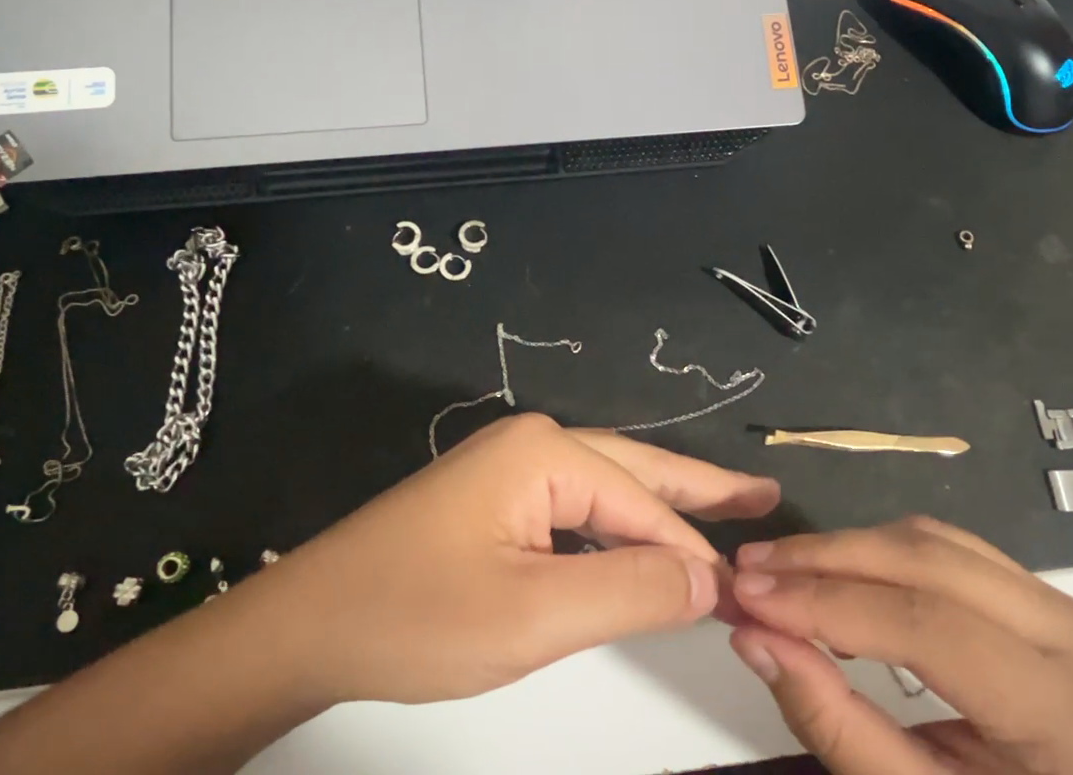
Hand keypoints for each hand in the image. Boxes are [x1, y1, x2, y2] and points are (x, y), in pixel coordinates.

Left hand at [255, 413, 779, 705]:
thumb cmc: (417, 617)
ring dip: (660, 507)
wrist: (308, 626)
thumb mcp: (536, 615)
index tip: (746, 596)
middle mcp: (531, 446)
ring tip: (722, 511)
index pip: (644, 507)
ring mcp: (506, 470)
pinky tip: (637, 541)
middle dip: (700, 487)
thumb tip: (710, 578)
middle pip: (636, 468)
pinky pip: (571, 507)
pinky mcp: (490, 500)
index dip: (696, 556)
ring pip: (604, 486)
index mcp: (545, 454)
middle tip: (765, 495)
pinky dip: (614, 527)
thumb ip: (632, 591)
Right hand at [727, 517, 1072, 774]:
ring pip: (934, 543)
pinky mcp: (1045, 595)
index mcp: (1066, 709)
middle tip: (750, 567)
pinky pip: (948, 550)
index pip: (927, 626)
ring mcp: (1068, 608)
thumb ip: (833, 722)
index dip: (827, 602)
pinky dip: (879, 554)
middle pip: (929, 564)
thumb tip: (751, 636)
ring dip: (847, 549)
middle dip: (826, 558)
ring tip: (778, 568)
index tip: (747, 595)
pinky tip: (833, 574)